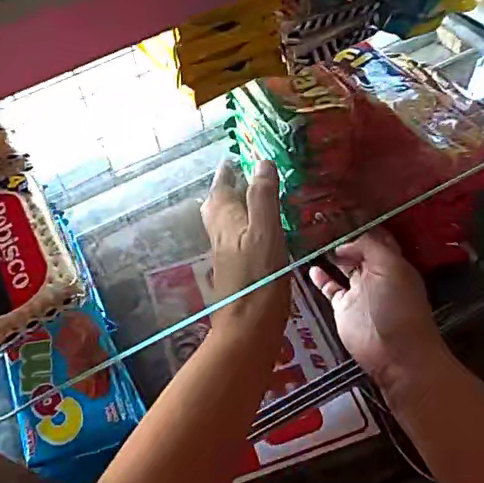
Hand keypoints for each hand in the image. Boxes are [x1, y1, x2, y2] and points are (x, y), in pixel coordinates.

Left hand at [201, 159, 290, 340]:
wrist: (248, 327)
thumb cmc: (259, 278)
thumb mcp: (266, 232)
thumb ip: (263, 197)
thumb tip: (261, 162)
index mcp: (226, 219)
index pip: (222, 185)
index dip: (229, 169)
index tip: (236, 155)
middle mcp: (220, 233)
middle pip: (217, 202)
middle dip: (226, 186)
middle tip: (238, 173)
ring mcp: (226, 252)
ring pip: (223, 220)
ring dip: (232, 205)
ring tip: (246, 196)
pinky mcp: (235, 268)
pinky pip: (235, 236)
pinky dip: (242, 225)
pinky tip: (255, 231)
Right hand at [308, 231, 452, 391]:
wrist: (395, 353)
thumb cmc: (398, 307)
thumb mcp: (390, 267)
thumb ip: (369, 247)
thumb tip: (343, 242)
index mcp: (391, 261)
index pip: (374, 236)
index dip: (358, 223)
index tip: (336, 211)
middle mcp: (374, 272)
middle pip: (356, 249)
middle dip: (340, 236)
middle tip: (316, 221)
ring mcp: (357, 290)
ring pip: (341, 266)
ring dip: (328, 254)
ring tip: (308, 239)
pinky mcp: (342, 307)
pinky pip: (329, 287)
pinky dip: (319, 278)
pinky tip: (309, 268)